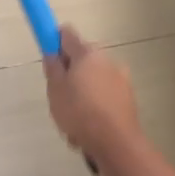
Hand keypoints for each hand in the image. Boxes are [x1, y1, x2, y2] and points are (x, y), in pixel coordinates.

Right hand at [43, 24, 139, 158]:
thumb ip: (52, 68)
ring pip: (93, 78)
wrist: (113, 140)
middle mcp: (106, 59)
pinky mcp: (127, 96)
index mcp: (87, 54)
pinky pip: (104, 94)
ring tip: (72, 116)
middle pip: (82, 59)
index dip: (54, 40)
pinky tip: (87, 124)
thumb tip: (51, 52)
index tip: (47, 53)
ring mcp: (120, 77)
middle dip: (69, 72)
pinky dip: (94, 103)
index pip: (67, 35)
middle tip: (57, 94)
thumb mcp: (55, 90)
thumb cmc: (78, 112)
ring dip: (82, 90)